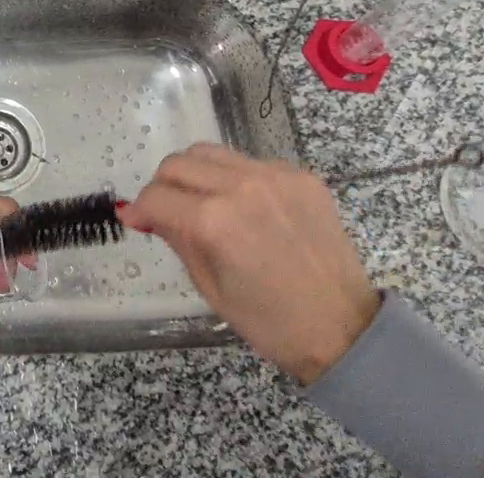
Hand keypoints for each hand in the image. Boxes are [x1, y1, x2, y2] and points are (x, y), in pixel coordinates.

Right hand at [118, 143, 380, 383]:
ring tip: (204, 203)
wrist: (347, 330)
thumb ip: (175, 238)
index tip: (136, 220)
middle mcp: (241, 187)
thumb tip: (143, 213)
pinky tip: (247, 209)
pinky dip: (235, 180)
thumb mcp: (209, 286)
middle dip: (163, 188)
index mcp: (214, 221)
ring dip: (195, 175)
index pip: (156, 196)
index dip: (140, 210)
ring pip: (210, 153)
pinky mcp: (300, 176)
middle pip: (177, 164)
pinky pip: (249, 162)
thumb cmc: (271, 322)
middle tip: (168, 213)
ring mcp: (274, 176)